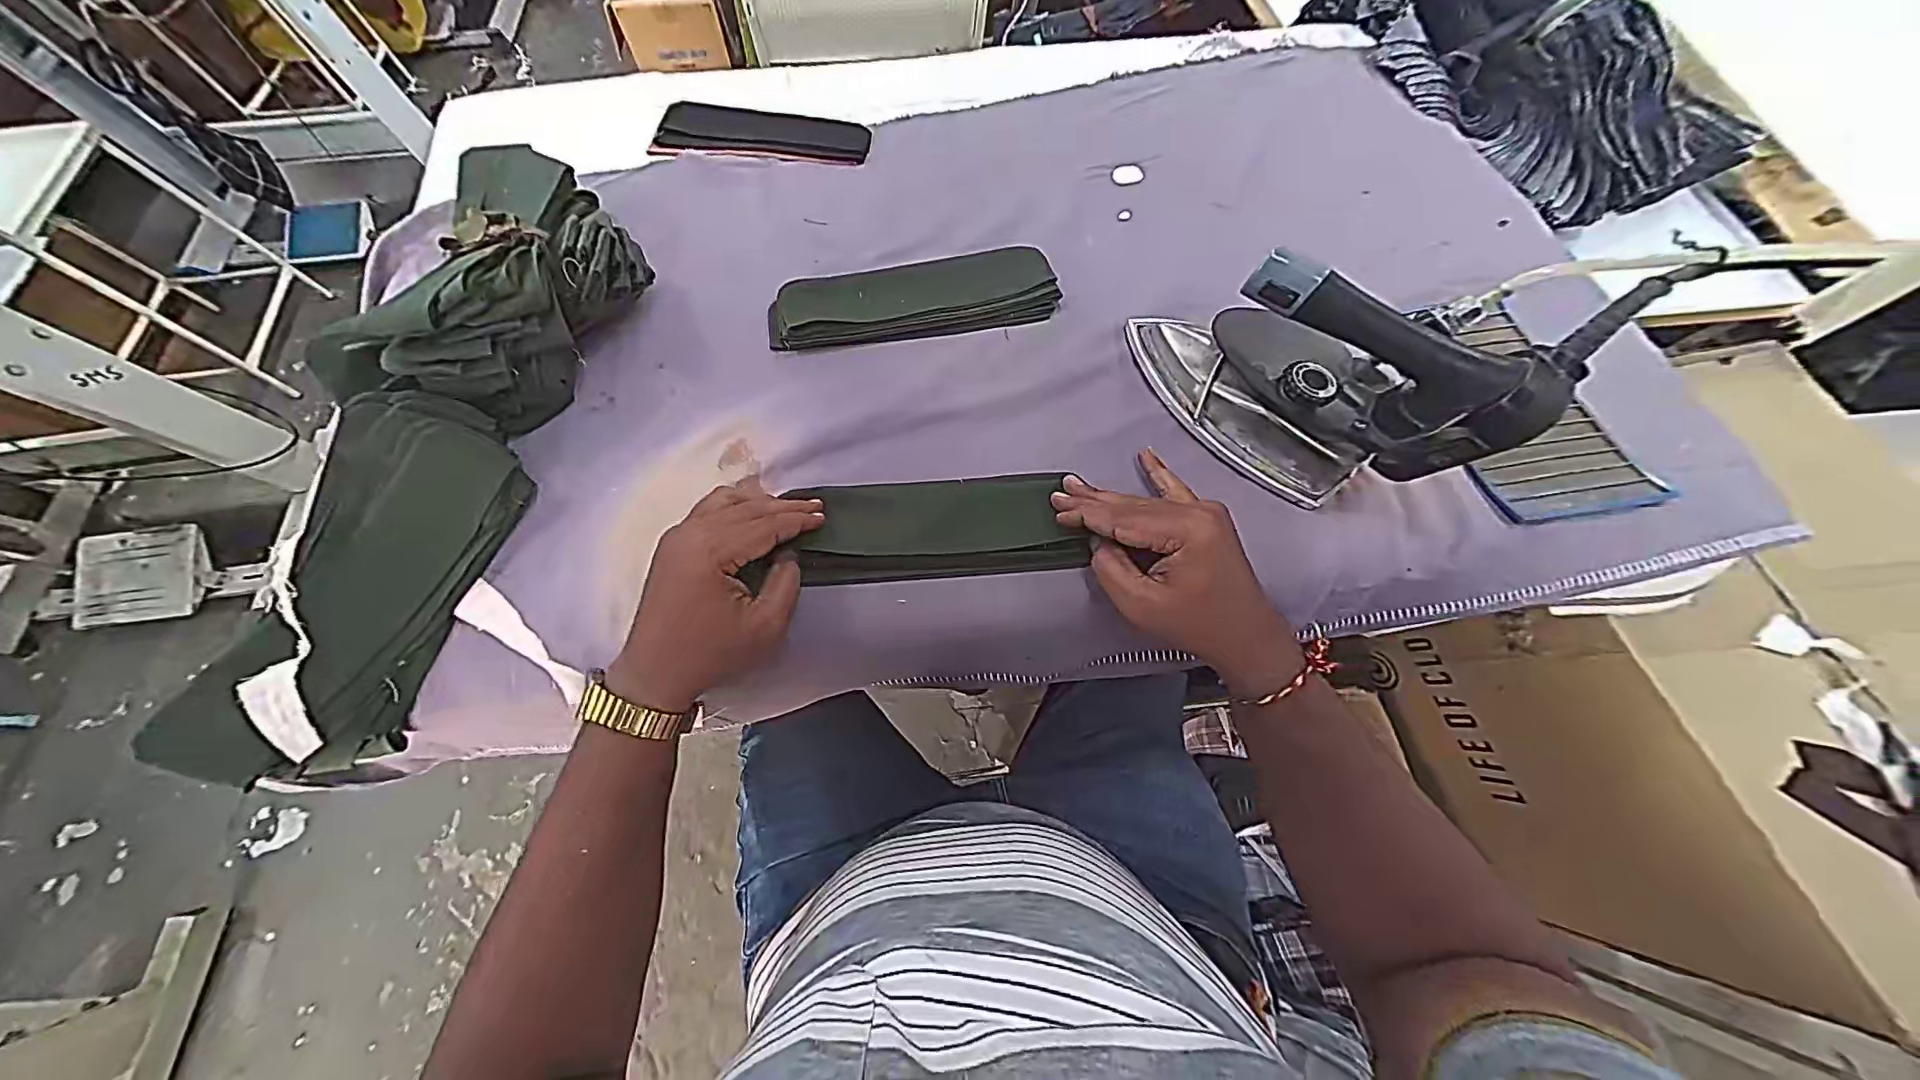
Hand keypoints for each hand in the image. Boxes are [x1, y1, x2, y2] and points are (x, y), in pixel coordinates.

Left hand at [609, 480, 824, 711]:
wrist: (656, 672)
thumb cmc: (711, 653)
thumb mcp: (765, 626)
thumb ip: (785, 583)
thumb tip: (788, 555)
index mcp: (710, 550)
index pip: (763, 524)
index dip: (796, 520)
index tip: (822, 517)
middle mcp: (690, 533)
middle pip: (745, 508)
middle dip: (783, 507)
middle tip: (814, 506)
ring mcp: (677, 537)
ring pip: (724, 502)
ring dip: (759, 502)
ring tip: (788, 508)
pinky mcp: (672, 545)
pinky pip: (708, 510)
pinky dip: (735, 506)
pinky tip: (752, 511)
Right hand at [1051, 449, 1303, 695]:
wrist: (1247, 637)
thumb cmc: (1201, 626)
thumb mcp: (1142, 605)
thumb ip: (1111, 570)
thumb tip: (1099, 544)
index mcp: (1187, 530)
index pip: (1123, 519)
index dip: (1087, 515)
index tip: (1060, 512)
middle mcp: (1199, 513)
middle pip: (1133, 505)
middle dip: (1093, 501)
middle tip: (1061, 495)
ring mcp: (1206, 514)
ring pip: (1147, 501)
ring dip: (1112, 497)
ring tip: (1080, 486)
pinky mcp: (1207, 521)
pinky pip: (1175, 492)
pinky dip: (1158, 475)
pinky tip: (1147, 458)